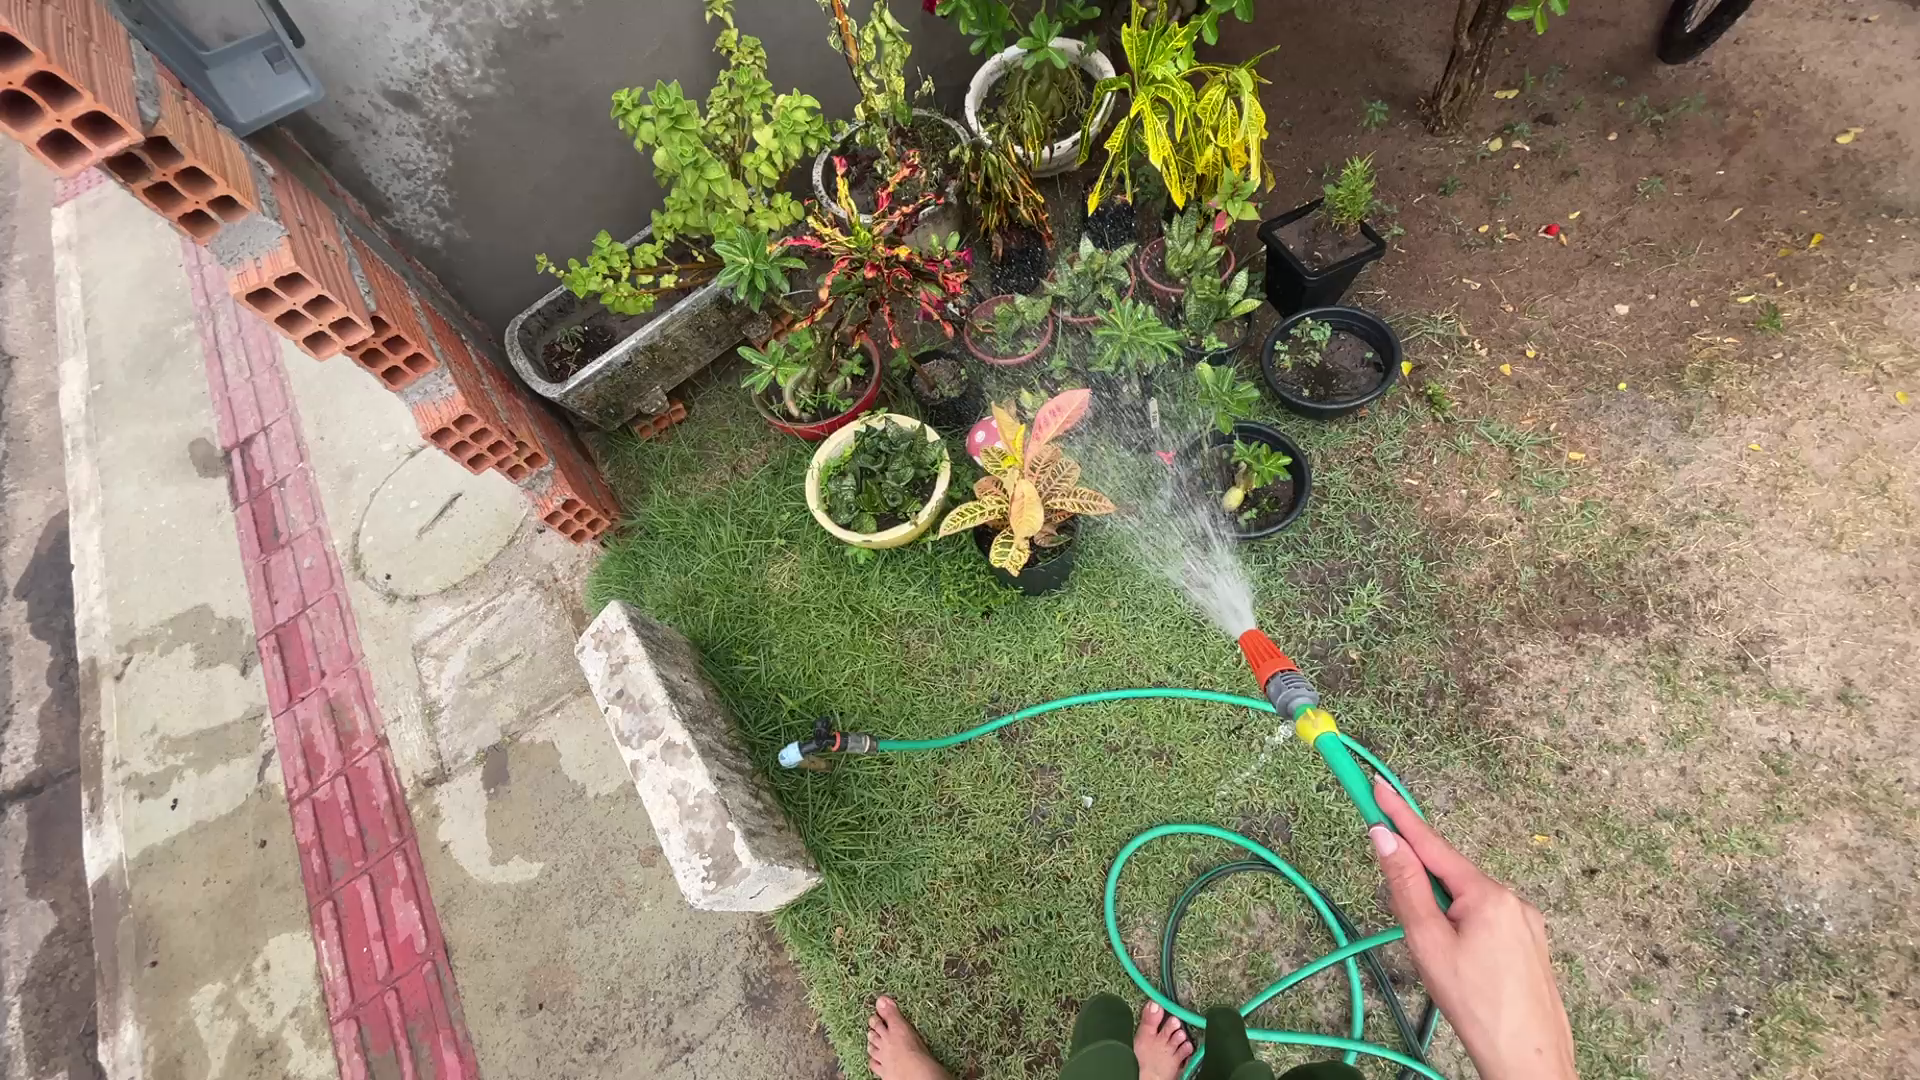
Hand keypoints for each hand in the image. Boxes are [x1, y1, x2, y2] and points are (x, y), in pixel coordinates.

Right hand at [1369, 776, 1577, 1079]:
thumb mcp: (1426, 939)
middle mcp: (1512, 899)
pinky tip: (1455, 954)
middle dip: (1417, 878)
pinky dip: (1459, 918)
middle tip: (1403, 912)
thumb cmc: (1473, 1003)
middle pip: (1447, 871)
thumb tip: (1383, 835)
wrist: (1530, 1065)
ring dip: (1438, 905)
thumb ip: (1404, 883)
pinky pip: (1483, 914)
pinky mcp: (1531, 943)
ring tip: (1434, 951)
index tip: (1376, 782)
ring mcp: (1526, 922)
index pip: (1430, 842)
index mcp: (1486, 894)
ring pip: (1464, 895)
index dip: (1398, 812)